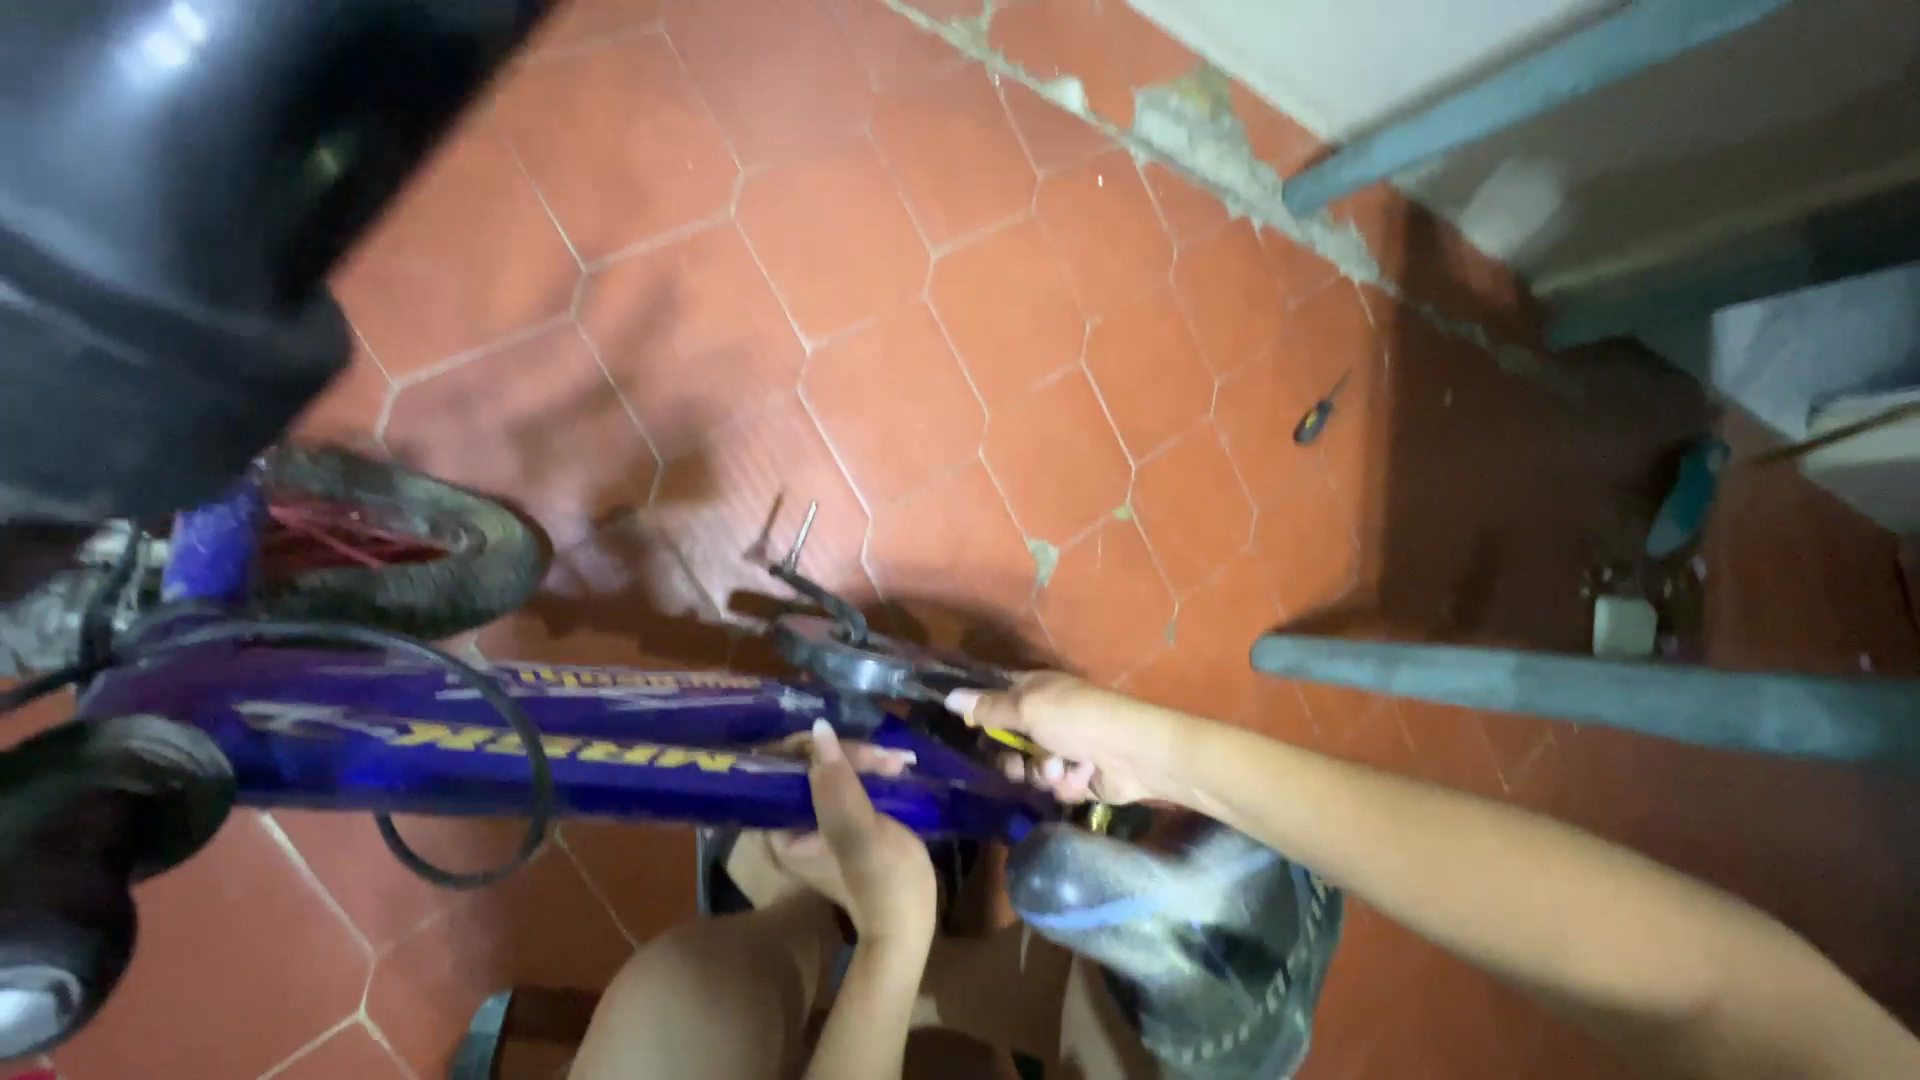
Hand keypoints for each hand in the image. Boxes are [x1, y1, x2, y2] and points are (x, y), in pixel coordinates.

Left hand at [774, 720, 936, 949]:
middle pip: (807, 765)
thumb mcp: (858, 834)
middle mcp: (791, 823)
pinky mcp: (843, 821)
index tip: (849, 747)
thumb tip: (819, 729)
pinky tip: (898, 767)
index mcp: (779, 830)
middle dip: (847, 754)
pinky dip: (871, 772)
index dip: (809, 748)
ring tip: (899, 763)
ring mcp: (818, 822)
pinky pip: (848, 782)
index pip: (779, 768)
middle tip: (886, 759)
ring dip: (864, 761)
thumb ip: (836, 784)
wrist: (909, 925)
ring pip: (831, 770)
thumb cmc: (883, 885)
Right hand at [944, 671, 1198, 804]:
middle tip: (1019, 763)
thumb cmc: (1077, 719)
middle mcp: (1046, 716)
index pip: (996, 701)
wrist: (1132, 752)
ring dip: (1044, 772)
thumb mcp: (1028, 708)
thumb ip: (988, 707)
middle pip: (1009, 742)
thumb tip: (949, 696)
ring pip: (1031, 768)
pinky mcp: (1078, 774)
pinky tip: (1082, 777)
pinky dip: (1067, 783)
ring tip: (1062, 767)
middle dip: (1014, 758)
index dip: (983, 718)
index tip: (973, 733)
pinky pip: (1055, 785)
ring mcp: (1063, 746)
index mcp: (1034, 690)